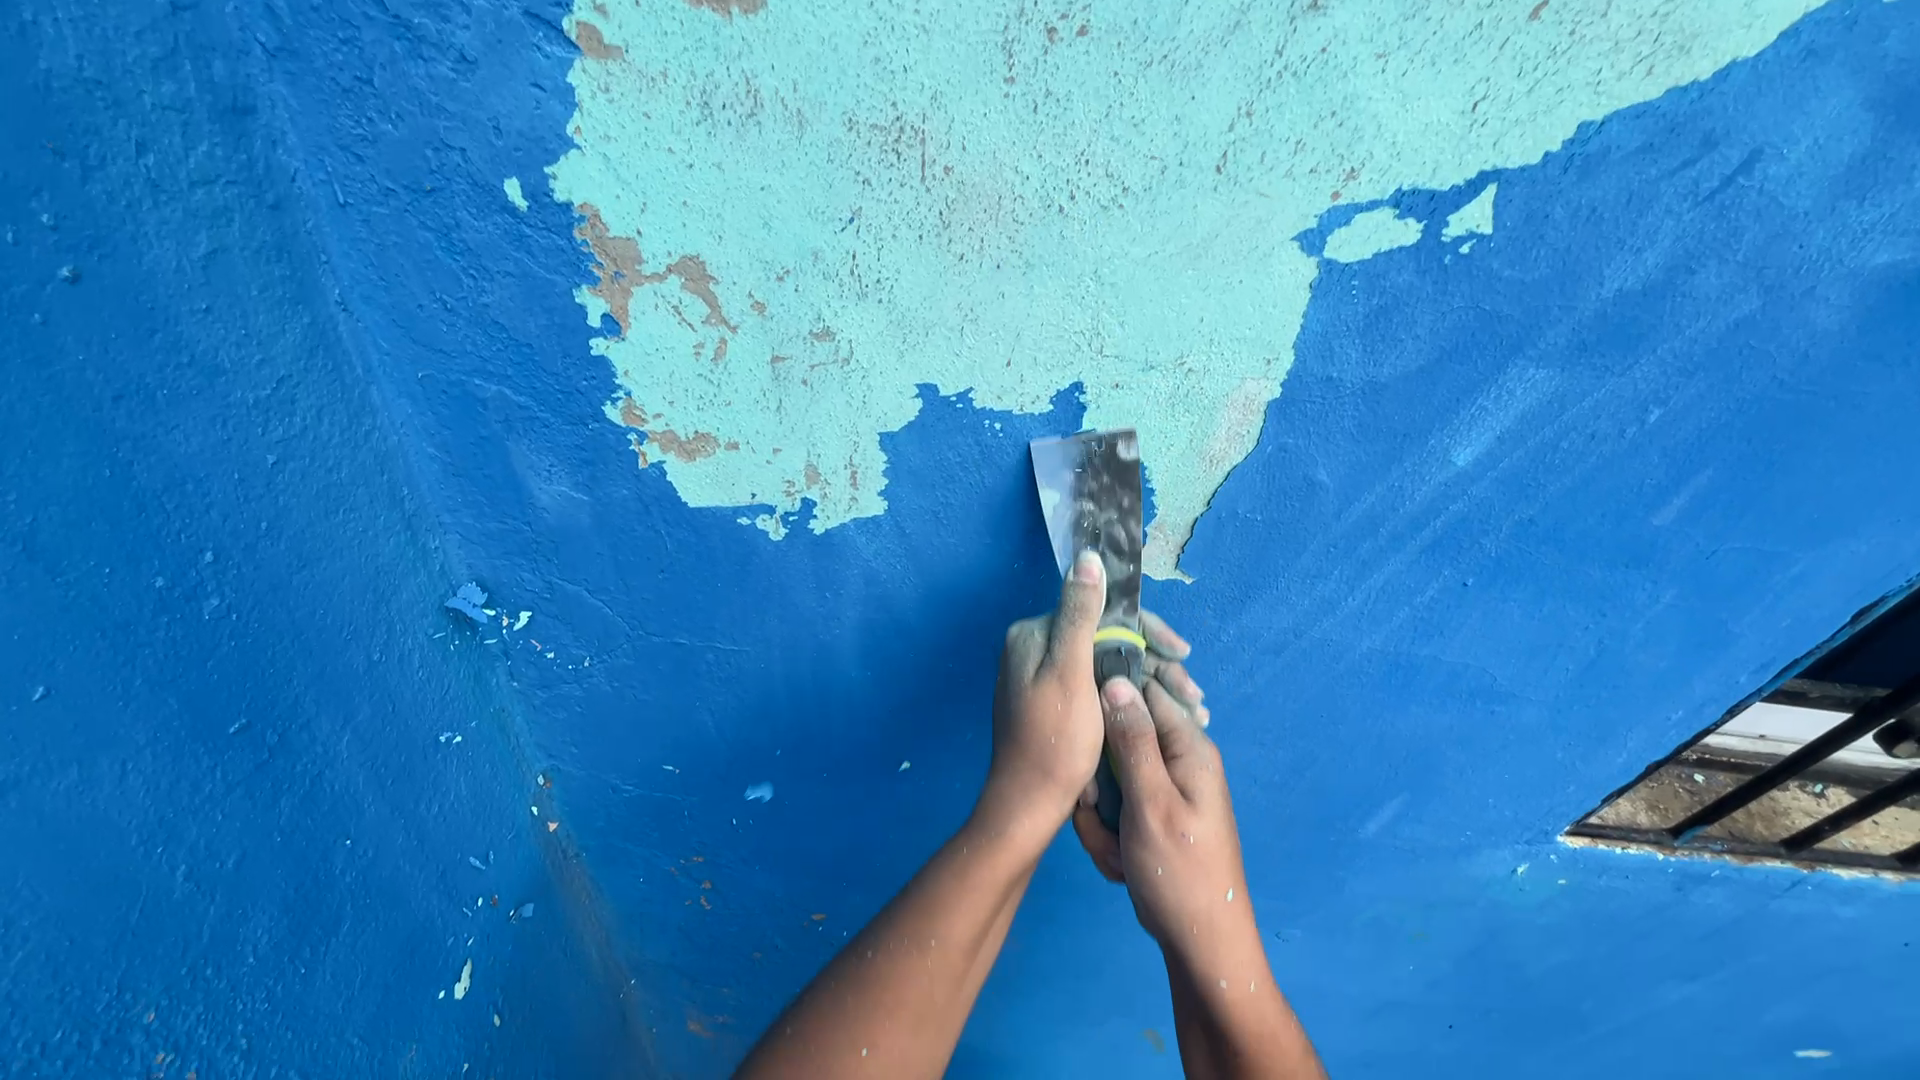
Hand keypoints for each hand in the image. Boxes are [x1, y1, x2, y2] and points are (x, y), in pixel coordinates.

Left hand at [983, 552, 1208, 833]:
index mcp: (1035, 634)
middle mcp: (1036, 647)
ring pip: (1109, 663)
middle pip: (1107, 638)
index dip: (1146, 632)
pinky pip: (1101, 685)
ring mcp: (1045, 674)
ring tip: (1193, 708)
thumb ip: (1079, 614)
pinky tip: (1163, 714)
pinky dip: (1132, 696)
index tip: (1182, 654)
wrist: (1029, 803)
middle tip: (1193, 692)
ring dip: (1151, 681)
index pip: (1101, 613)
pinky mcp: (1056, 700)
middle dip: (1154, 662)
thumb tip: (1088, 557)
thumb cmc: (1054, 740)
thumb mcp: (1070, 672)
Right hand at [1072, 676, 1252, 955]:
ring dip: (1100, 817)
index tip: (1086, 738)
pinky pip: (1112, 808)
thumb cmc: (1179, 871)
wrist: (1198, 941)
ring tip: (1116, 849)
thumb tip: (1114, 681)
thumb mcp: (1150, 801)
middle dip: (1098, 782)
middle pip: (1114, 741)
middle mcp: (1176, 760)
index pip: (1141, 692)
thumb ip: (1132, 740)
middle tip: (1100, 813)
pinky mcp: (1147, 815)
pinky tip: (1120, 861)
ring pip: (1106, 780)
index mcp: (1187, 747)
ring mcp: (1161, 789)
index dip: (1106, 705)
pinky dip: (1108, 835)